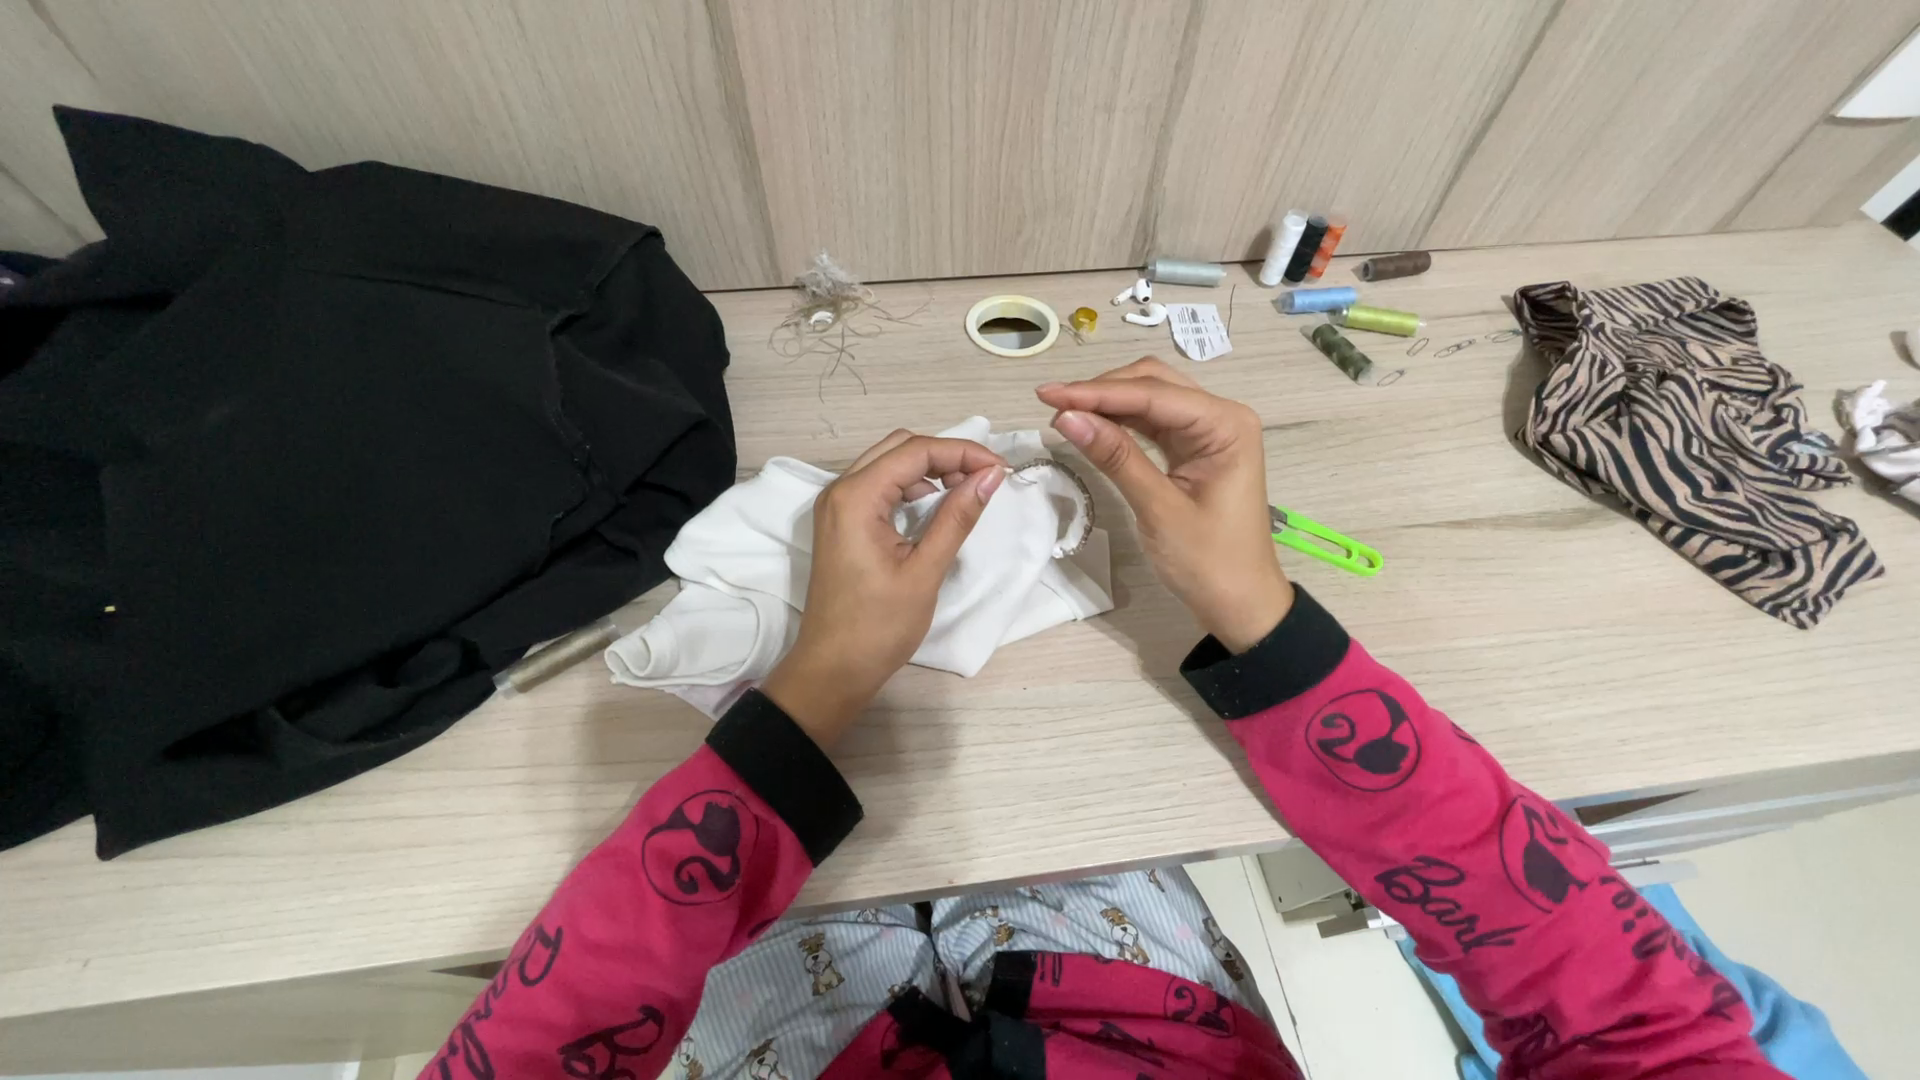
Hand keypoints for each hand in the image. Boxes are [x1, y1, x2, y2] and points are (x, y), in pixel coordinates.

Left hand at [761, 430, 1006, 746]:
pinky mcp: (841, 522)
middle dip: (946, 456)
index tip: (1000, 469)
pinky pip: (879, 487)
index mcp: (856, 497)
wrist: (833, 668)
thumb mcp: (925, 570)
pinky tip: (937, 506)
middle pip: (900, 448)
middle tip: (986, 479)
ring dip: (929, 470)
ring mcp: (836, 506)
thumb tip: (990, 477)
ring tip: (968, 491)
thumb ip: (957, 517)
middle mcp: (840, 490)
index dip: (962, 452)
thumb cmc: (878, 627)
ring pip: (889, 464)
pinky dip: (911, 488)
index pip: (915, 451)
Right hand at [1036, 357, 1291, 652]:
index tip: (1049, 395)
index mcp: (1226, 425)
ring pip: (1149, 399)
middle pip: (1152, 383)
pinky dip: (1119, 422)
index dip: (1098, 392)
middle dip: (1102, 390)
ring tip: (1062, 415)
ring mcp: (1206, 433)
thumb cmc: (1208, 561)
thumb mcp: (1159, 509)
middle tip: (1052, 404)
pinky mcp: (1191, 450)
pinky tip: (1089, 426)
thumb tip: (1068, 419)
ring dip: (1107, 403)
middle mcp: (1220, 417)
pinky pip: (1150, 423)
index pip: (1153, 394)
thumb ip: (1116, 458)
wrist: (1239, 602)